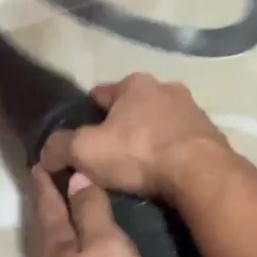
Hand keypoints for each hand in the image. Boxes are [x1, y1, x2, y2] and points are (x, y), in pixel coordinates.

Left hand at [26, 165, 149, 256]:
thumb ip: (92, 211)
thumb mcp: (105, 245)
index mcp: (56, 243)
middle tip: (61, 174)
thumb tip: (75, 174)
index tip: (42, 158)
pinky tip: (94, 251)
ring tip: (81, 206)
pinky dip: (80, 249)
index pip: (48, 202)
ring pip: (61, 246)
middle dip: (54, 200)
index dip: (45, 179)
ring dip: (68, 224)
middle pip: (50, 224)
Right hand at [40, 73, 233, 202]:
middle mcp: (166, 88)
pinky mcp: (210, 134)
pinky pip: (181, 140)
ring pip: (161, 121)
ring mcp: (192, 110)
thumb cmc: (139, 152)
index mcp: (135, 84)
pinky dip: (171, 150)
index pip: (102, 93)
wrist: (200, 172)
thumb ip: (60, 147)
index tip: (81, 130)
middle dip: (123, 122)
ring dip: (150, 136)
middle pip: (135, 105)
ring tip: (138, 163)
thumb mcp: (86, 150)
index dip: (89, 111)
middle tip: (110, 149)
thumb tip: (46, 152)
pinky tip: (165, 169)